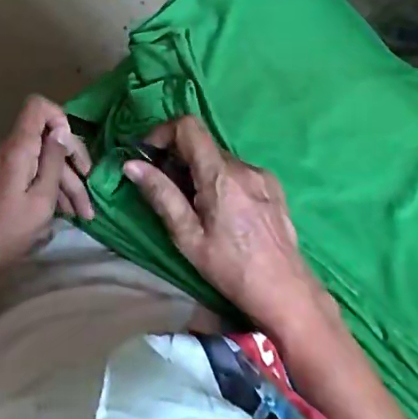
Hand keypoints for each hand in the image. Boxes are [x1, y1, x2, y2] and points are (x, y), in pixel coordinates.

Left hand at [0, 95, 93, 291]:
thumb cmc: (4, 234)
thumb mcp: (40, 201)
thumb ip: (53, 162)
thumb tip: (62, 129)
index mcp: (18, 149)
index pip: (38, 107)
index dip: (60, 119)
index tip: (73, 151)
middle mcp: (7, 151)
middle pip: (45, 138)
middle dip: (72, 162)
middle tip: (90, 193)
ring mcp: (0, 168)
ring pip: (39, 162)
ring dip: (64, 183)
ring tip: (83, 215)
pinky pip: (28, 175)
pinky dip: (47, 189)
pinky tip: (62, 213)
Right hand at [121, 115, 332, 336]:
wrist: (286, 292)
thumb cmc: (231, 269)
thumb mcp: (188, 237)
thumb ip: (161, 195)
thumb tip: (131, 165)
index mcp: (220, 175)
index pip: (188, 126)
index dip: (162, 132)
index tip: (148, 155)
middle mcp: (243, 166)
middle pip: (202, 144)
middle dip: (177, 158)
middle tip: (165, 189)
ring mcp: (261, 174)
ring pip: (219, 159)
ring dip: (199, 172)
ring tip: (194, 207)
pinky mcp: (273, 186)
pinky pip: (238, 171)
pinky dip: (221, 180)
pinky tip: (223, 213)